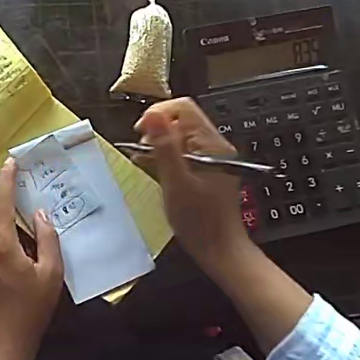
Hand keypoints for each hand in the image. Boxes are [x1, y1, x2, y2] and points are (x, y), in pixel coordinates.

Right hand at [134, 99, 250, 270]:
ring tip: (149, 166)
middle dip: (156, 133)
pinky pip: (183, 154)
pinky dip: (167, 160)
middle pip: (180, 122)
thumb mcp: (176, 182)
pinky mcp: (205, 171)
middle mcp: (214, 147)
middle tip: (143, 155)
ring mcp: (211, 159)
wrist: (220, 251)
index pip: (183, 109)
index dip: (157, 115)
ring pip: (179, 138)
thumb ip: (165, 147)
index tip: (140, 134)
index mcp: (212, 144)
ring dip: (159, 148)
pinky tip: (158, 174)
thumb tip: (152, 115)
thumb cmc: (200, 222)